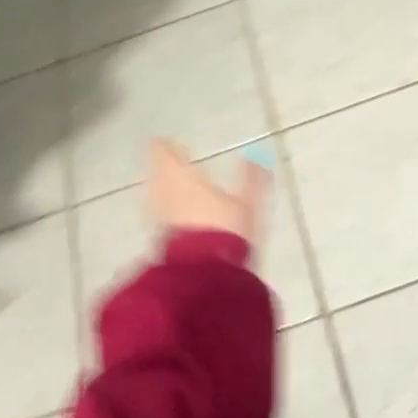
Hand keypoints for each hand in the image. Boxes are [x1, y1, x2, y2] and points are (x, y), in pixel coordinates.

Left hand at [147, 139, 269, 248]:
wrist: (206, 271)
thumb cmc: (227, 229)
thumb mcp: (248, 203)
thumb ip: (252, 179)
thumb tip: (259, 159)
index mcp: (182, 177)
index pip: (163, 152)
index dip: (167, 147)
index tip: (173, 146)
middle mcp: (164, 191)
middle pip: (159, 173)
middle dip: (169, 170)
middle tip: (181, 169)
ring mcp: (159, 216)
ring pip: (159, 195)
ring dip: (168, 192)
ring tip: (183, 194)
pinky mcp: (160, 237)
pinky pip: (162, 216)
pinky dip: (170, 212)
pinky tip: (184, 220)